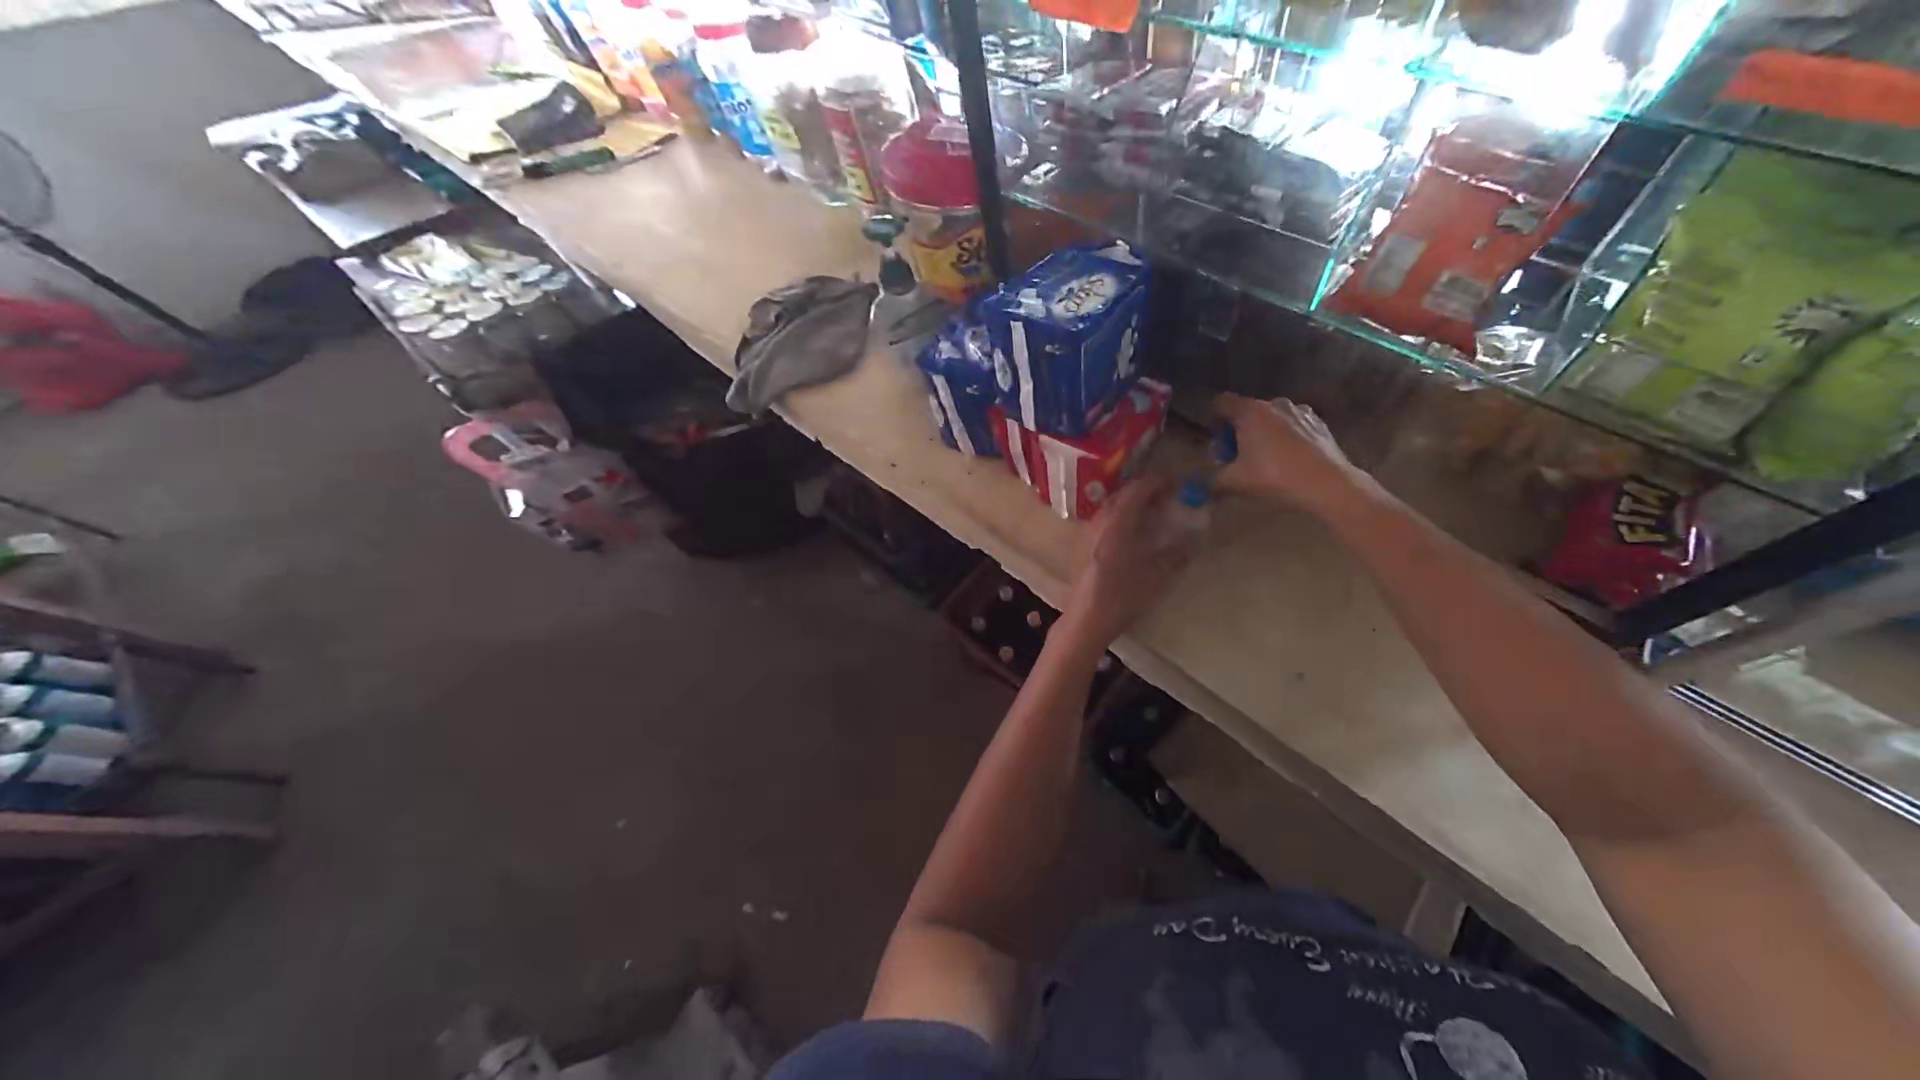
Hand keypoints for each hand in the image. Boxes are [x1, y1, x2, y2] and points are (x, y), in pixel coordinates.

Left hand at [1061, 475, 1191, 648]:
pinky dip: (1119, 516)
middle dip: (1145, 490)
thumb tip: (1191, 543)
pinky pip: (1103, 518)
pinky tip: (1131, 532)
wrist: (1087, 618)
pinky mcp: (1081, 543)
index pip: (1139, 488)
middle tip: (1166, 498)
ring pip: (1111, 505)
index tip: (1176, 485)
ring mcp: (1087, 530)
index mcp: (1118, 522)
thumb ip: (1176, 556)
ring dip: (1131, 503)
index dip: (1158, 482)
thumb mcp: (1157, 576)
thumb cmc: (1122, 596)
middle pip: (1123, 493)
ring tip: (1151, 514)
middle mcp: (1100, 520)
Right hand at [1212, 393, 1372, 517]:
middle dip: (1237, 432)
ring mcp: (1300, 411)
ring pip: (1270, 418)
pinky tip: (1288, 460)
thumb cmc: (1274, 477)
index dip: (1213, 419)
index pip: (1221, 402)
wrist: (1328, 484)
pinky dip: (1284, 437)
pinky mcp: (1318, 422)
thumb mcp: (1234, 482)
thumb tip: (1192, 485)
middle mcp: (1274, 404)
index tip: (1217, 442)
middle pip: (1245, 411)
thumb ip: (1209, 480)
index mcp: (1249, 412)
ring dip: (1261, 433)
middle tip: (1238, 459)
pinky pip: (1292, 425)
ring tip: (1265, 461)